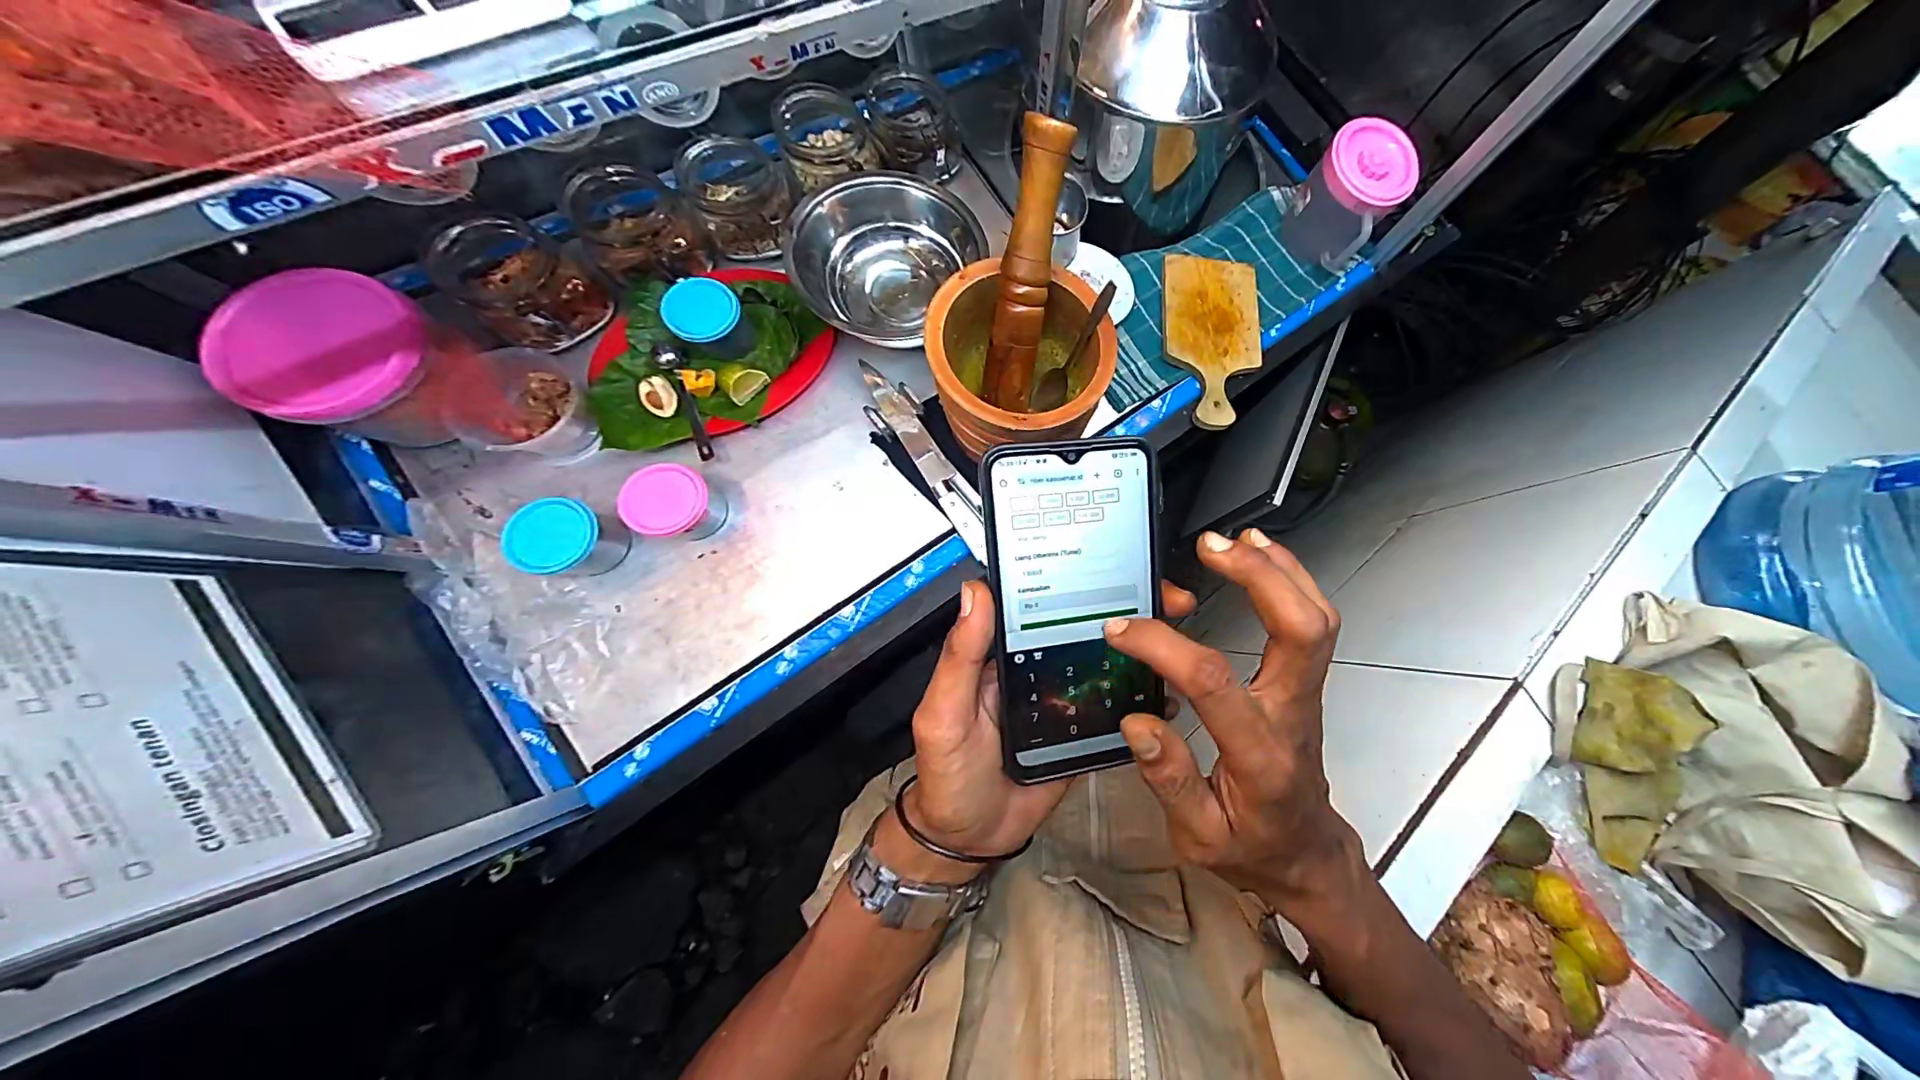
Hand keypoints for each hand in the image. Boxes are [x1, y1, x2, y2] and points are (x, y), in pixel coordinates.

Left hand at [901, 578, 1196, 875]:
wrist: (969, 836)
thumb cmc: (946, 775)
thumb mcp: (944, 713)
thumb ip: (960, 657)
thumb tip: (974, 595)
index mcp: (997, 656)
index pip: (1036, 604)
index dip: (1072, 581)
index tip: (1108, 566)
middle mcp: (1032, 669)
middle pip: (1079, 628)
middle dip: (1120, 610)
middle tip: (1161, 599)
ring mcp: (1059, 699)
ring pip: (1102, 663)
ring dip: (1135, 649)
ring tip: (1173, 635)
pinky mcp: (1080, 730)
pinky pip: (1111, 705)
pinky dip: (1136, 696)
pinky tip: (1161, 688)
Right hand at [1103, 529, 1362, 914]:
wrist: (1307, 854)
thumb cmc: (1251, 848)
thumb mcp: (1199, 837)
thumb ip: (1169, 780)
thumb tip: (1138, 724)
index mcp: (1260, 755)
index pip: (1214, 684)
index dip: (1164, 647)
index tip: (1121, 629)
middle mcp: (1292, 715)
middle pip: (1301, 632)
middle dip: (1259, 579)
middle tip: (1212, 548)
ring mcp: (1305, 695)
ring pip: (1316, 620)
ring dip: (1280, 571)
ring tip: (1236, 539)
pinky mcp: (1304, 683)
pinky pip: (1313, 624)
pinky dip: (1291, 581)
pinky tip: (1262, 557)